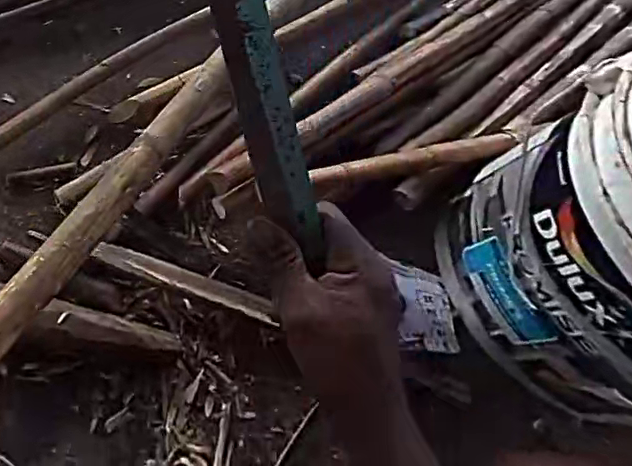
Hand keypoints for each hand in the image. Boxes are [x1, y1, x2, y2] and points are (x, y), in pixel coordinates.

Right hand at [247, 204, 435, 465]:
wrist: (368, 420)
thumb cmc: (336, 362)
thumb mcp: (299, 306)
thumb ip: (280, 260)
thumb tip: (258, 222)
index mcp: (364, 263)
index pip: (326, 213)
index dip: (295, 212)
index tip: (268, 225)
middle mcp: (373, 269)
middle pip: (325, 233)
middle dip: (294, 242)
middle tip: (270, 259)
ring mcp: (371, 290)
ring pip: (325, 256)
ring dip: (299, 263)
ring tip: (282, 285)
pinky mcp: (364, 308)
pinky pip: (331, 277)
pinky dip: (310, 281)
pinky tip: (295, 301)